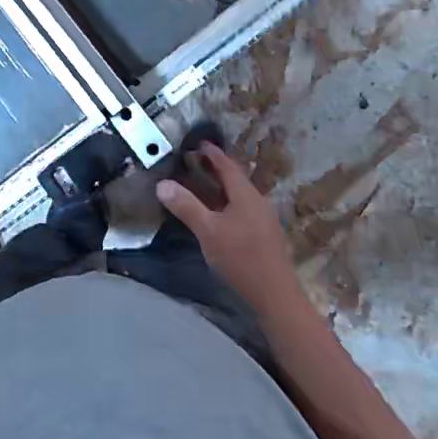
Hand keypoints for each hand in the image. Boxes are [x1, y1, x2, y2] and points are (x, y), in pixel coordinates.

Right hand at [155, 142, 302, 311]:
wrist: (274, 295)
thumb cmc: (241, 258)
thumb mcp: (208, 231)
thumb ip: (186, 206)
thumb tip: (163, 184)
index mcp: (246, 195)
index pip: (228, 167)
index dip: (213, 154)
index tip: (200, 143)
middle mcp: (258, 203)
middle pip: (235, 180)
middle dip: (216, 170)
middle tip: (195, 162)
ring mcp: (263, 220)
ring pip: (239, 196)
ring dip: (221, 188)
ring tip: (202, 186)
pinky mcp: (263, 236)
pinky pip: (242, 210)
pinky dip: (226, 204)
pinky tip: (217, 214)